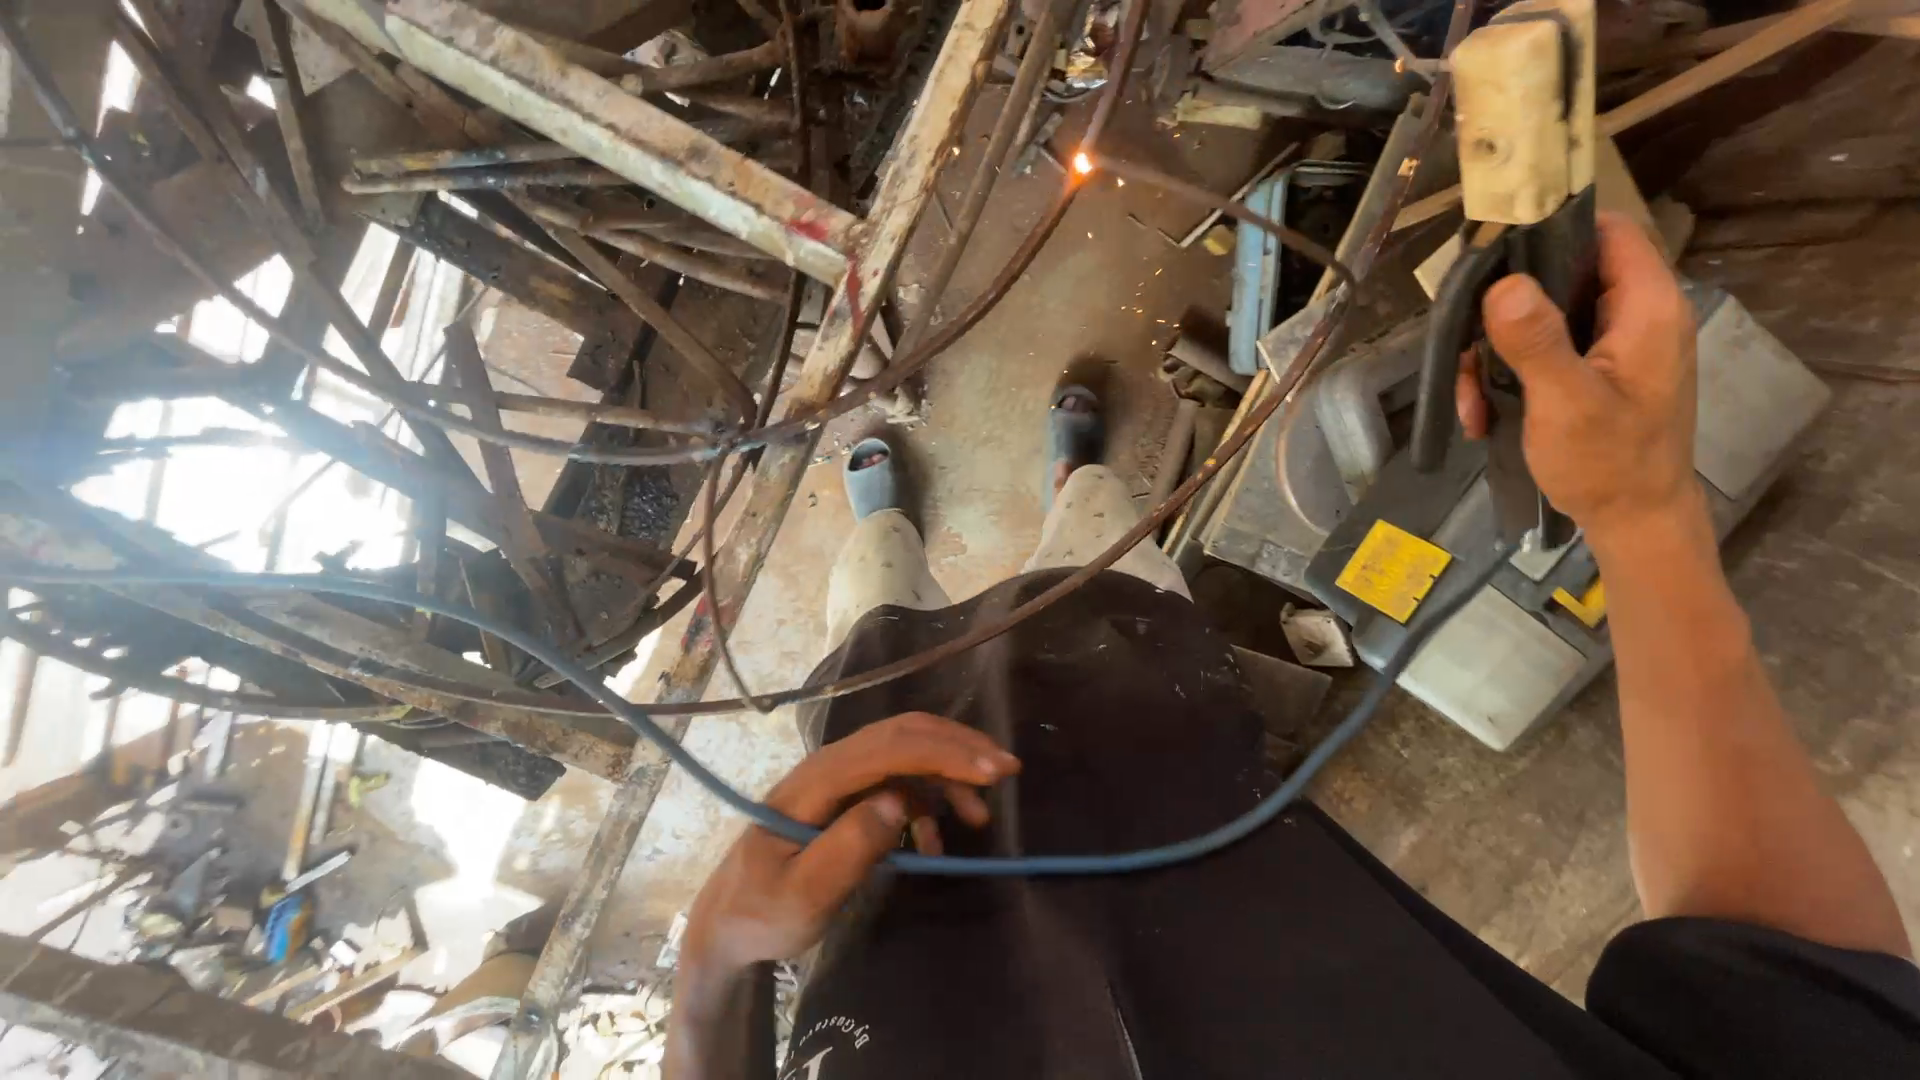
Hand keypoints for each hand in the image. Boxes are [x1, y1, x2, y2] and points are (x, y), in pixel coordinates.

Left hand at [683, 712, 1018, 973]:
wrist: (729, 924)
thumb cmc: (762, 913)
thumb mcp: (802, 895)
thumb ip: (847, 849)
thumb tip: (897, 803)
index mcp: (816, 781)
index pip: (888, 747)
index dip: (943, 752)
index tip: (992, 770)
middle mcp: (831, 766)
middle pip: (902, 735)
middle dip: (958, 747)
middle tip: (1007, 769)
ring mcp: (841, 779)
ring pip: (906, 755)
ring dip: (948, 776)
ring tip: (979, 816)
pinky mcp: (849, 797)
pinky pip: (899, 784)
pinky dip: (929, 802)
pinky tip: (935, 840)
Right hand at [1456, 212, 1700, 543]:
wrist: (1632, 521)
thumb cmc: (1609, 463)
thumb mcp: (1565, 402)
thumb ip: (1536, 342)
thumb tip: (1502, 284)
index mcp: (1646, 309)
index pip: (1607, 233)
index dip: (1552, 229)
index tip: (1491, 250)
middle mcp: (1633, 317)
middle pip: (1560, 278)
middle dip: (1502, 312)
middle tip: (1464, 344)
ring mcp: (1611, 347)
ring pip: (1538, 321)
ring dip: (1494, 357)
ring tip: (1472, 401)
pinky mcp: (1590, 373)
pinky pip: (1538, 356)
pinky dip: (1505, 381)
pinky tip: (1485, 415)